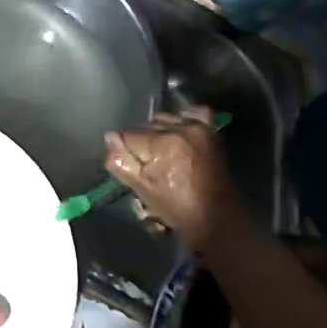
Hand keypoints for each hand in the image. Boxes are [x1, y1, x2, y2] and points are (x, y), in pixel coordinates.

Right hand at [104, 106, 247, 248]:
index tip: (129, 165)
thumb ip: (122, 163)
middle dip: (142, 143)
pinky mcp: (210, 130)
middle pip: (146, 126)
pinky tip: (179, 130)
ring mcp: (197, 127)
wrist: (216, 215)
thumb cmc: (177, 207)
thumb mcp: (143, 190)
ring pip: (165, 118)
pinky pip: (195, 112)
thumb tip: (110, 137)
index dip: (124, 151)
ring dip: (159, 130)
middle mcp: (179, 129)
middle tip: (146, 164)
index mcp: (161, 144)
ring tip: (162, 152)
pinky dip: (185, 117)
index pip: (128, 136)